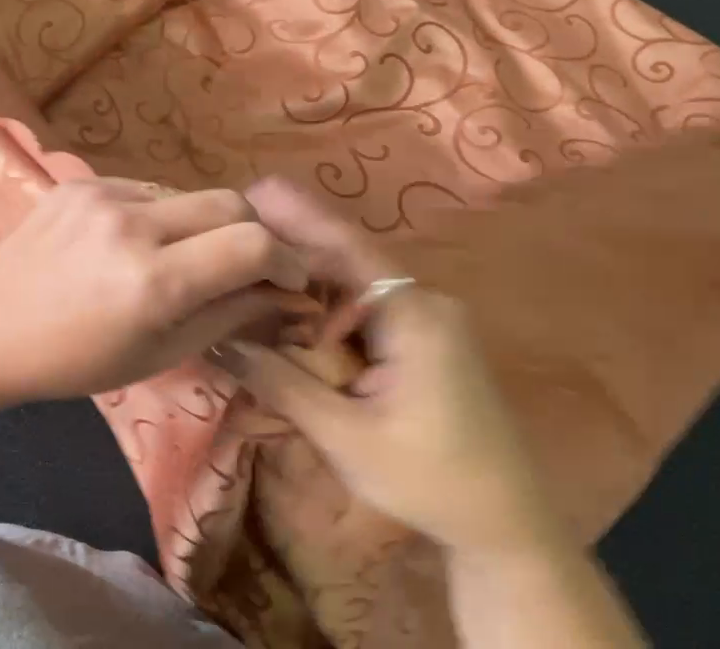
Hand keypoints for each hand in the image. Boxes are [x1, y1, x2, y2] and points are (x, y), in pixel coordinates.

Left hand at [0, 178, 313, 418]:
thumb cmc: (75, 361)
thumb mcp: (160, 354)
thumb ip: (230, 315)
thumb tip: (286, 294)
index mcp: (154, 280)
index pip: (254, 244)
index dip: (287, 261)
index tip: (289, 280)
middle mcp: (130, 225)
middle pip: (231, 202)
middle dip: (254, 233)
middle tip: (248, 266)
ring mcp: (100, 197)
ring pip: (186, 194)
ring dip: (202, 224)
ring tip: (182, 260)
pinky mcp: (77, 184)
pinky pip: (143, 189)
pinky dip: (158, 215)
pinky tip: (136, 244)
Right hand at [222, 178, 561, 555]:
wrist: (508, 530)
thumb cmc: (429, 479)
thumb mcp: (343, 434)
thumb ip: (278, 379)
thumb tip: (211, 339)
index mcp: (414, 316)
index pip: (347, 249)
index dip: (299, 215)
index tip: (253, 188)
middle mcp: (424, 304)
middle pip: (345, 258)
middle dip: (289, 237)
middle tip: (231, 219)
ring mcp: (426, 321)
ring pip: (351, 281)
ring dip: (300, 268)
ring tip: (243, 248)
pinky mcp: (421, 341)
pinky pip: (360, 305)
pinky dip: (318, 297)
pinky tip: (280, 294)